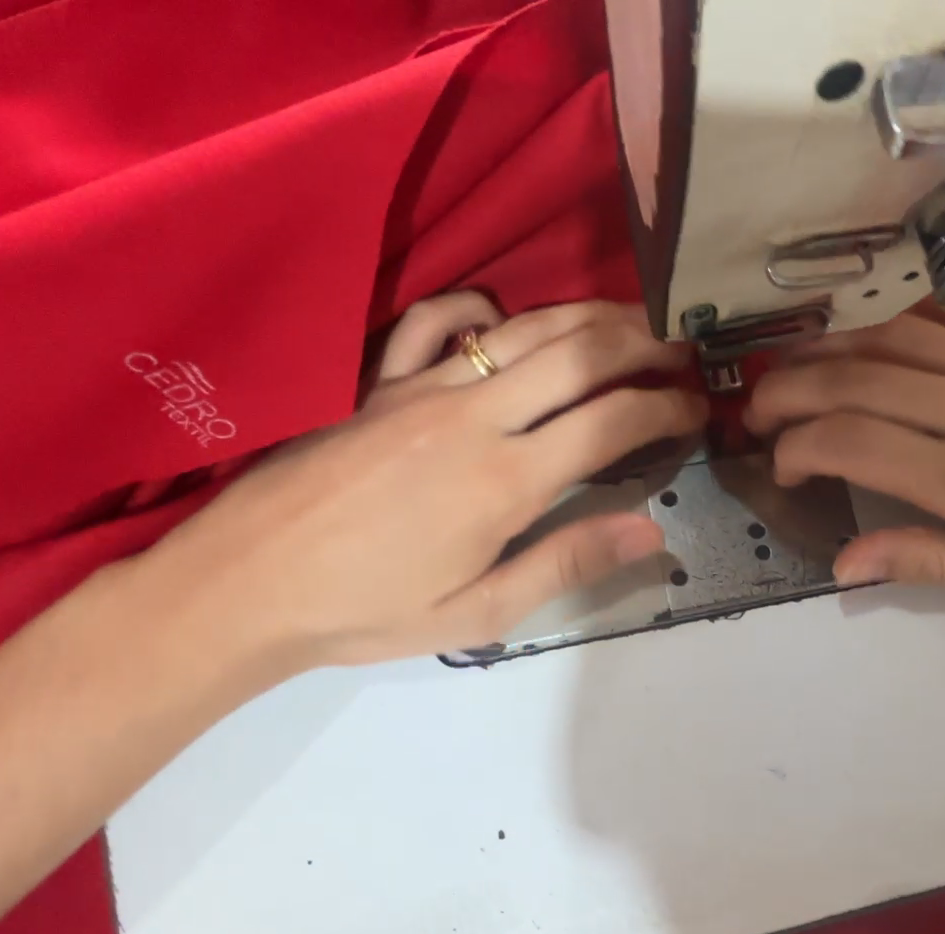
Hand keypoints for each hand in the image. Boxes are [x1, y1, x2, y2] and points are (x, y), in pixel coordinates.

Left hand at [138, 295, 705, 666]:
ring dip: (589, 317)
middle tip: (682, 351)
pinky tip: (504, 324)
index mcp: (506, 480)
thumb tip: (651, 531)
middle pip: (581, 355)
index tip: (698, 409)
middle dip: (645, 345)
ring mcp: (421, 389)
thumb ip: (567, 562)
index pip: (612, 422)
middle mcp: (474, 417)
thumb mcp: (478, 613)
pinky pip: (434, 321)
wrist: (245, 585)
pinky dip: (479, 311)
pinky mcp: (376, 381)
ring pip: (525, 329)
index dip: (669, 407)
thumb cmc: (368, 612)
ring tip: (632, 321)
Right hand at [745, 305, 944, 600]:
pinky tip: (865, 338)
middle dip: (790, 388)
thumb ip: (922, 562)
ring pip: (892, 339)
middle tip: (756, 406)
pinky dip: (891, 326)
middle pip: (858, 380)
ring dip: (828, 348)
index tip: (783, 465)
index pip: (853, 443)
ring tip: (790, 365)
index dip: (799, 447)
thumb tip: (843, 564)